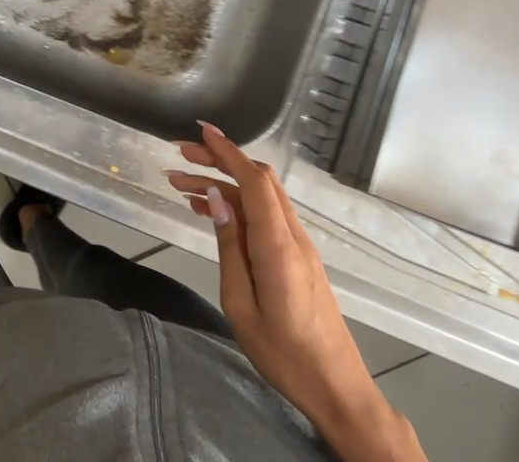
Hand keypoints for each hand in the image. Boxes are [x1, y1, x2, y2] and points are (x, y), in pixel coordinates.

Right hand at [167, 123, 423, 460]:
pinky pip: (267, 217)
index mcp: (278, 246)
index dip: (228, 151)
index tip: (201, 130)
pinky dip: (238, 204)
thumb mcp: (241, 303)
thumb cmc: (283, 354)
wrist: (337, 389)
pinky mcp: (300, 260)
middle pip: (259, 182)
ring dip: (225, 184)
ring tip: (182, 186)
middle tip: (180, 156)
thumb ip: (229, 247)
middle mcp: (294, 238)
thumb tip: (216, 200)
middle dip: (220, 161)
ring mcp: (301, 248)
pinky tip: (211, 212)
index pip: (254, 181)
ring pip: (262, 198)